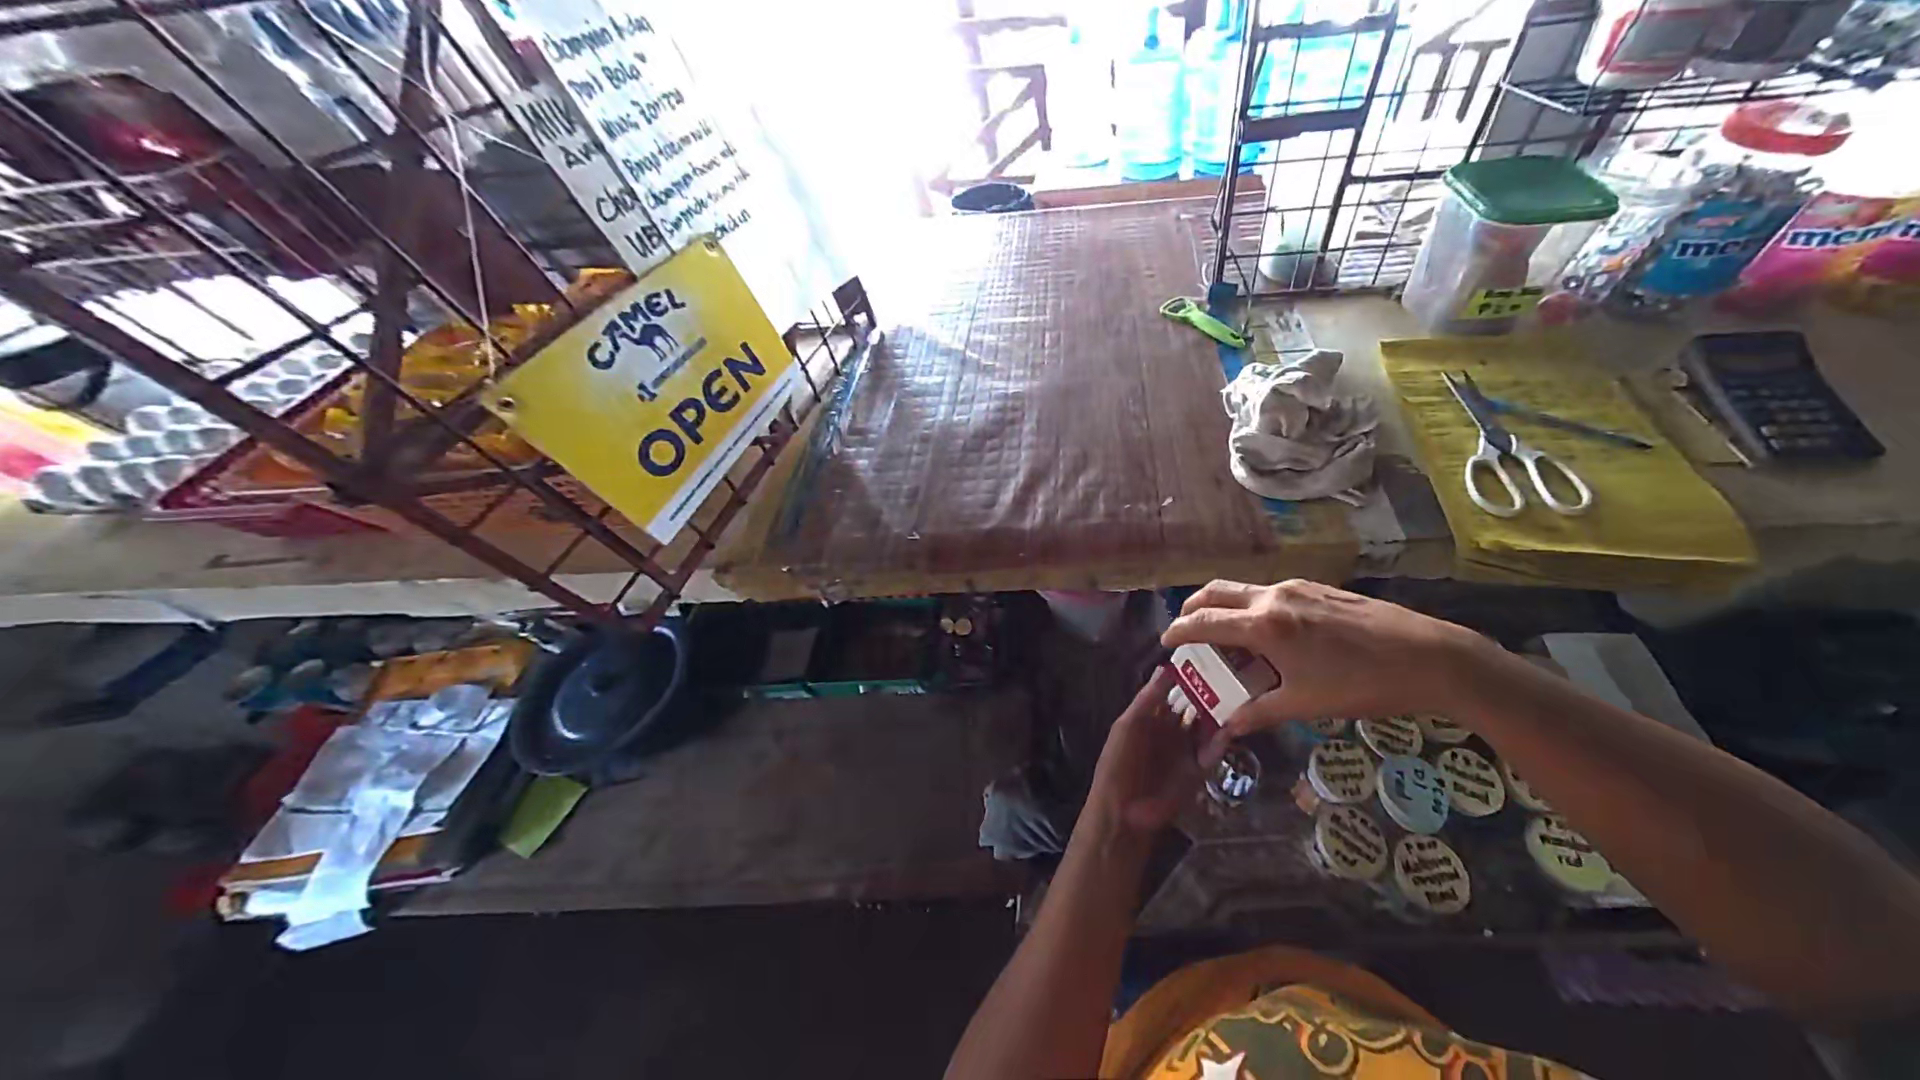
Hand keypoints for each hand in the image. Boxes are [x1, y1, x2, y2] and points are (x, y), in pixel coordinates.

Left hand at [1084, 667, 1231, 837]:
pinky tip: (1232, 725)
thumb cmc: (1119, 764)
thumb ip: (1148, 698)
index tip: (1210, 656)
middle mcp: (1170, 731)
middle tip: (1235, 672)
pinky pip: (1215, 750)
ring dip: (1221, 714)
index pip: (1173, 692)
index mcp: (1150, 718)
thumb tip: (1165, 667)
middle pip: (1195, 707)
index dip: (1188, 677)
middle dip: (1211, 693)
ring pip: (1209, 727)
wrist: (1124, 813)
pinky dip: (1223, 738)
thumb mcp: (1129, 725)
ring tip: (1241, 694)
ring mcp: (1186, 750)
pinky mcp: (1200, 770)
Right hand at [1161, 579, 1492, 734]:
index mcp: (1264, 624)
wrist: (1431, 656)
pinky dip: (1251, 608)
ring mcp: (1296, 588)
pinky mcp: (1317, 588)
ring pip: (1242, 590)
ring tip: (1226, 638)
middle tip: (1186, 631)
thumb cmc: (1362, 684)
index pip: (1203, 622)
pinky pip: (1268, 593)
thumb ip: (1259, 712)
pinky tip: (1268, 635)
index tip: (1166, 643)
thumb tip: (1228, 727)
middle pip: (1215, 592)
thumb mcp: (1305, 703)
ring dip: (1223, 608)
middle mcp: (1273, 597)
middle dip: (1193, 609)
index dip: (1179, 632)